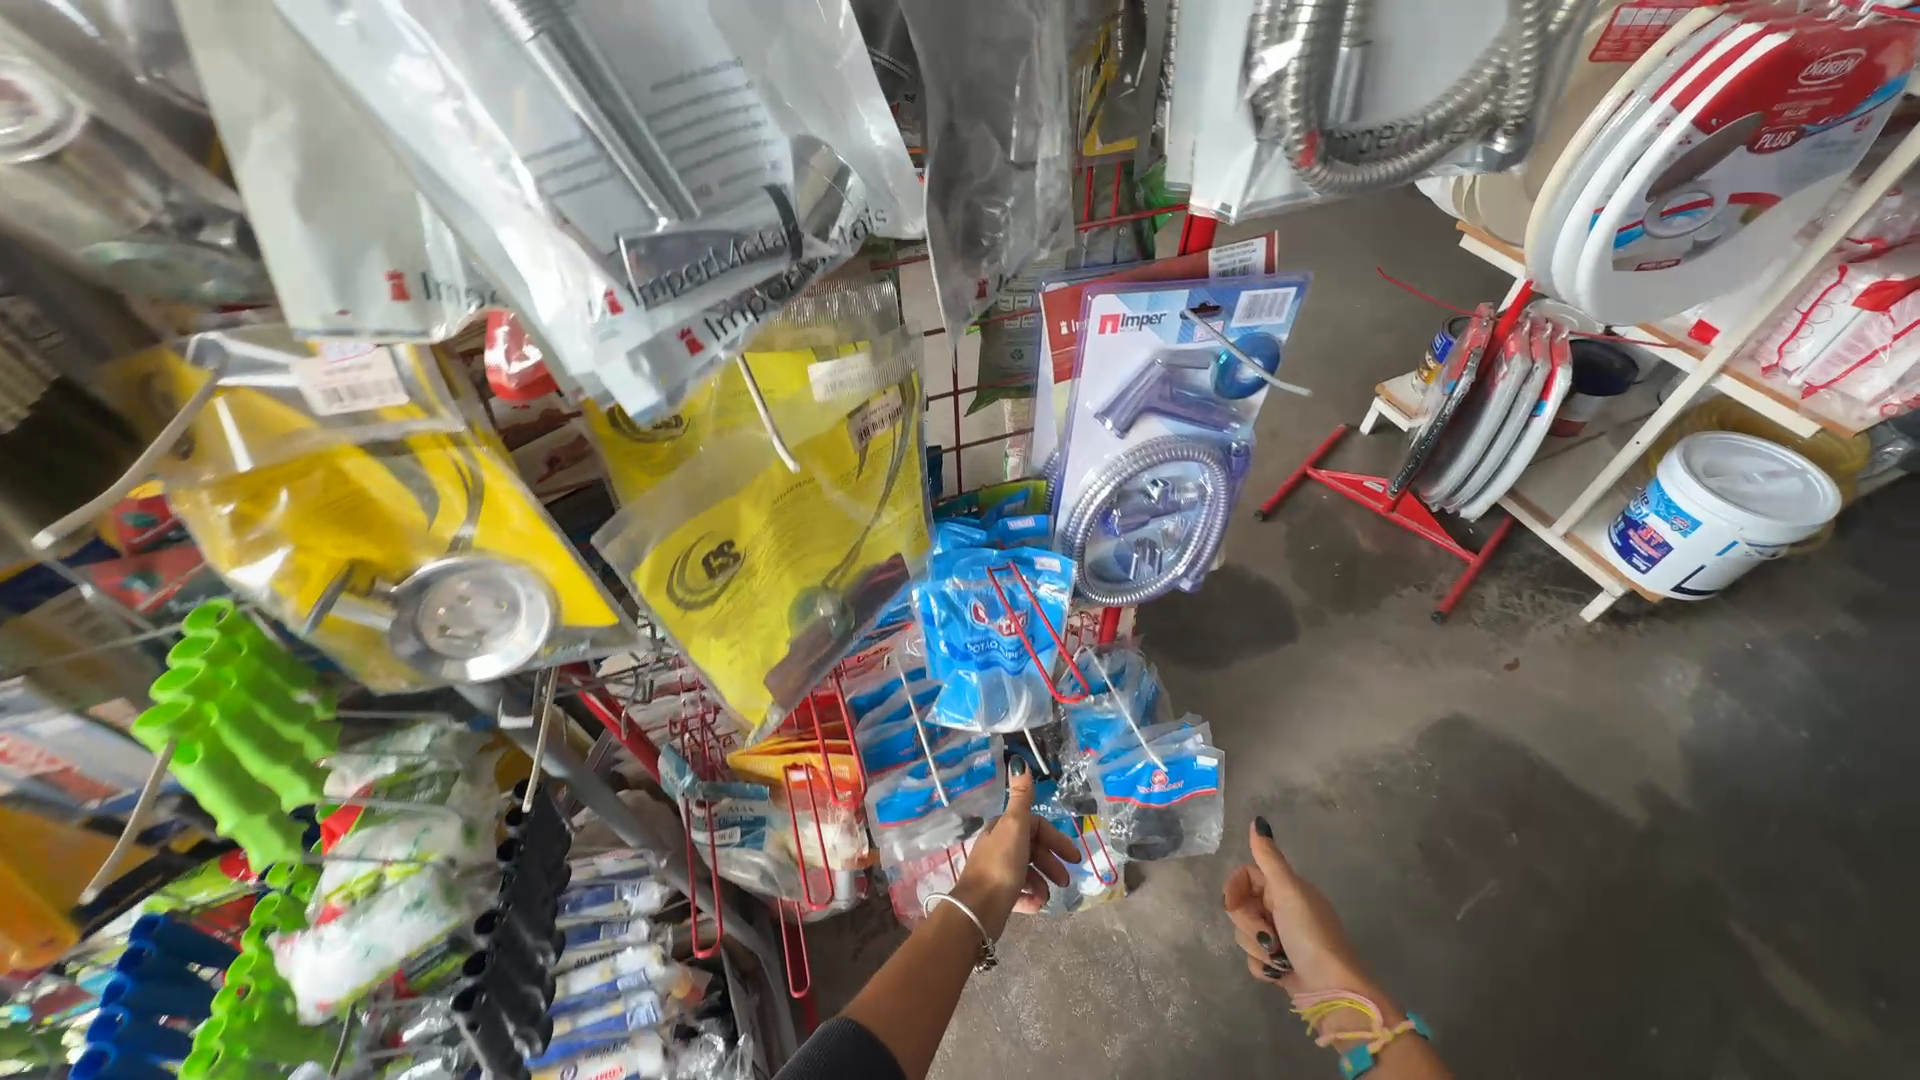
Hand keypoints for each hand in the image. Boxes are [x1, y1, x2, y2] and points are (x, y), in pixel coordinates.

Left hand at [950, 757, 1082, 937]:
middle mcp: (998, 847)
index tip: (1074, 856)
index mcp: (1002, 828)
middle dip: (1051, 863)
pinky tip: (1036, 905)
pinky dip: (1031, 898)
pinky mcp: (997, 896)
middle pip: (1032, 850)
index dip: (1055, 839)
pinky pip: (1020, 893)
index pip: (1035, 826)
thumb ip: (1021, 797)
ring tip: (1049, 896)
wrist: (978, 909)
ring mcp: (997, 872)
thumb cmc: (1001, 864)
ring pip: (1028, 872)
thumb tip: (1018, 760)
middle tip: (1066, 881)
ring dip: (1042, 883)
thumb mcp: (1015, 825)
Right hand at [1223, 818, 1393, 1012]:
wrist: (1331, 989)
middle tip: (1270, 935)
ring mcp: (1279, 937)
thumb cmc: (1311, 935)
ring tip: (1279, 958)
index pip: (1244, 876)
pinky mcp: (1277, 963)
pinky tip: (1279, 973)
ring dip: (1257, 948)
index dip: (1234, 889)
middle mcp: (1281, 909)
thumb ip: (1269, 858)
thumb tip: (1257, 820)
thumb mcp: (1288, 892)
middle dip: (1249, 925)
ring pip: (1244, 933)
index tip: (1233, 904)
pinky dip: (1263, 967)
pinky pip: (1253, 958)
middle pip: (1240, 907)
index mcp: (1284, 888)